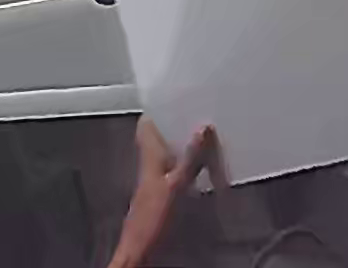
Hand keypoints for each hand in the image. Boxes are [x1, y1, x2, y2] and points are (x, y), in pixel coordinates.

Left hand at [108, 119, 215, 267]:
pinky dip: (186, 163)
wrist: (141, 250)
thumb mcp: (176, 185)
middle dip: (176, 125)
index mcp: (149, 152)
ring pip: (168, 151)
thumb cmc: (154, 214)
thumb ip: (190, 158)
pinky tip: (203, 167)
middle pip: (159, 135)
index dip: (158, 108)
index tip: (177, 97)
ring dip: (183, 144)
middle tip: (198, 115)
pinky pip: (173, 168)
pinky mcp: (161, 193)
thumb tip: (204, 125)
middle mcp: (149, 160)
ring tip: (207, 136)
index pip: (146, 122)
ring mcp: (154, 178)